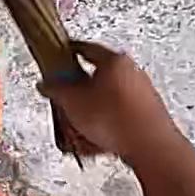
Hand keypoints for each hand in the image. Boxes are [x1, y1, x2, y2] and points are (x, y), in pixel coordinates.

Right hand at [41, 41, 184, 163]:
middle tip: (65, 101)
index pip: (85, 48)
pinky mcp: (147, 116)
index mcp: (115, 61)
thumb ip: (55, 88)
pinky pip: (118, 117)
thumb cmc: (117, 118)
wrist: (148, 147)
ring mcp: (142, 95)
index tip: (58, 57)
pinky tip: (94, 140)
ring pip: (107, 99)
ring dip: (91, 112)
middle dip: (78, 92)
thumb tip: (46, 84)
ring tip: (78, 127)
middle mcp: (132, 73)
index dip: (67, 53)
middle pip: (96, 77)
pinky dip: (105, 125)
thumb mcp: (71, 101)